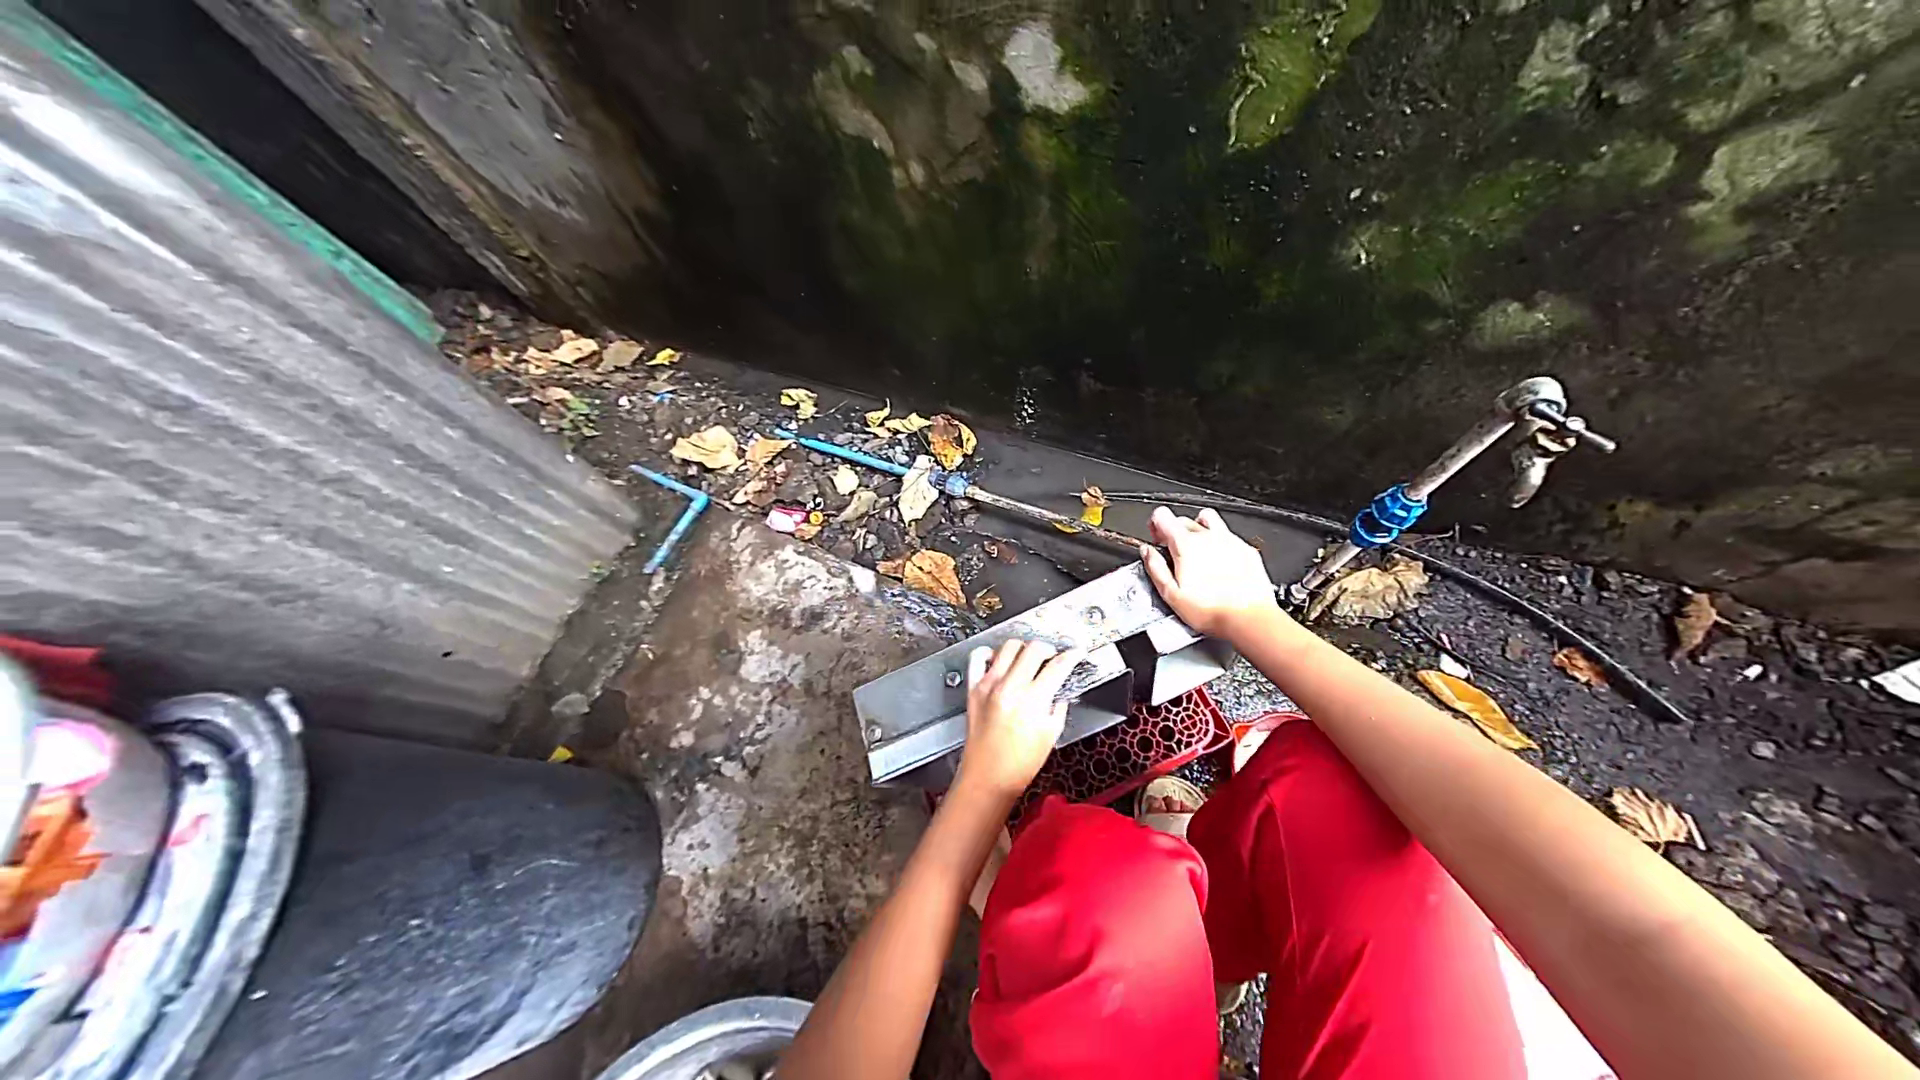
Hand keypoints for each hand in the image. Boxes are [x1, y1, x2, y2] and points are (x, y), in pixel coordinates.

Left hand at [954, 639, 1084, 800]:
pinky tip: (998, 660)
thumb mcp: (1050, 735)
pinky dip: (989, 653)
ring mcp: (989, 685)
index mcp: (1033, 700)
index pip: (1058, 665)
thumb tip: (1060, 688)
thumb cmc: (1018, 765)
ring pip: (1009, 646)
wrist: (987, 778)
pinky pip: (977, 657)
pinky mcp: (973, 688)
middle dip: (1049, 649)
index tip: (1076, 652)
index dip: (1072, 655)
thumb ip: (1057, 706)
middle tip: (1053, 656)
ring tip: (1028, 658)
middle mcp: (1010, 688)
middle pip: (1034, 648)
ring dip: (1023, 648)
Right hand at [1139, 506, 1287, 640]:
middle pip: (1183, 519)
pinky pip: (1228, 535)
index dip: (1155, 524)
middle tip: (1173, 553)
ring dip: (1198, 528)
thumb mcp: (1171, 594)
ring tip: (1196, 549)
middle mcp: (1208, 537)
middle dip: (1173, 532)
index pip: (1162, 515)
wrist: (1249, 618)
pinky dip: (1219, 542)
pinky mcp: (1246, 550)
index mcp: (1185, 545)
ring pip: (1208, 519)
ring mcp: (1229, 541)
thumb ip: (1155, 567)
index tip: (1157, 539)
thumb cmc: (1211, 610)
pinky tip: (1218, 561)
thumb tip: (1147, 552)